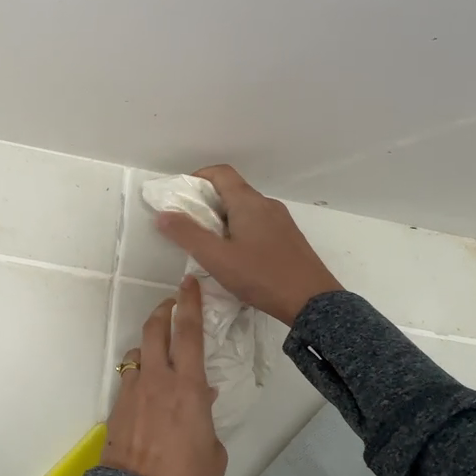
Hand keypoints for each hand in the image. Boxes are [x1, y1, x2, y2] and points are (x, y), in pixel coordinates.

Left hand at [102, 278, 227, 475]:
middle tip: (173, 304)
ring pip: (139, 351)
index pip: (189, 332)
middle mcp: (158, 379)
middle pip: (156, 329)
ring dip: (151, 343)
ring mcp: (133, 391)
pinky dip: (142, 372)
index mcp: (188, 386)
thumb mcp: (213, 450)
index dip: (190, 303)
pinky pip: (130, 376)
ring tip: (164, 352)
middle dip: (164, 310)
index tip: (189, 282)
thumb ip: (207, 416)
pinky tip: (151, 389)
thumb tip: (202, 397)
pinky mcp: (118, 406)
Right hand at [156, 164, 342, 326]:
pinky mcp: (289, 239)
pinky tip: (236, 257)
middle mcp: (266, 205)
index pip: (220, 173)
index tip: (180, 198)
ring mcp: (281, 221)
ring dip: (223, 219)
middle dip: (206, 203)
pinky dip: (240, 230)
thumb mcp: (216, 258)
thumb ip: (187, 234)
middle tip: (189, 227)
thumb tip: (162, 214)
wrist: (313, 303)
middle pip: (231, 190)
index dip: (197, 178)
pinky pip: (258, 224)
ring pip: (245, 209)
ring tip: (210, 246)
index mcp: (248, 202)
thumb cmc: (261, 276)